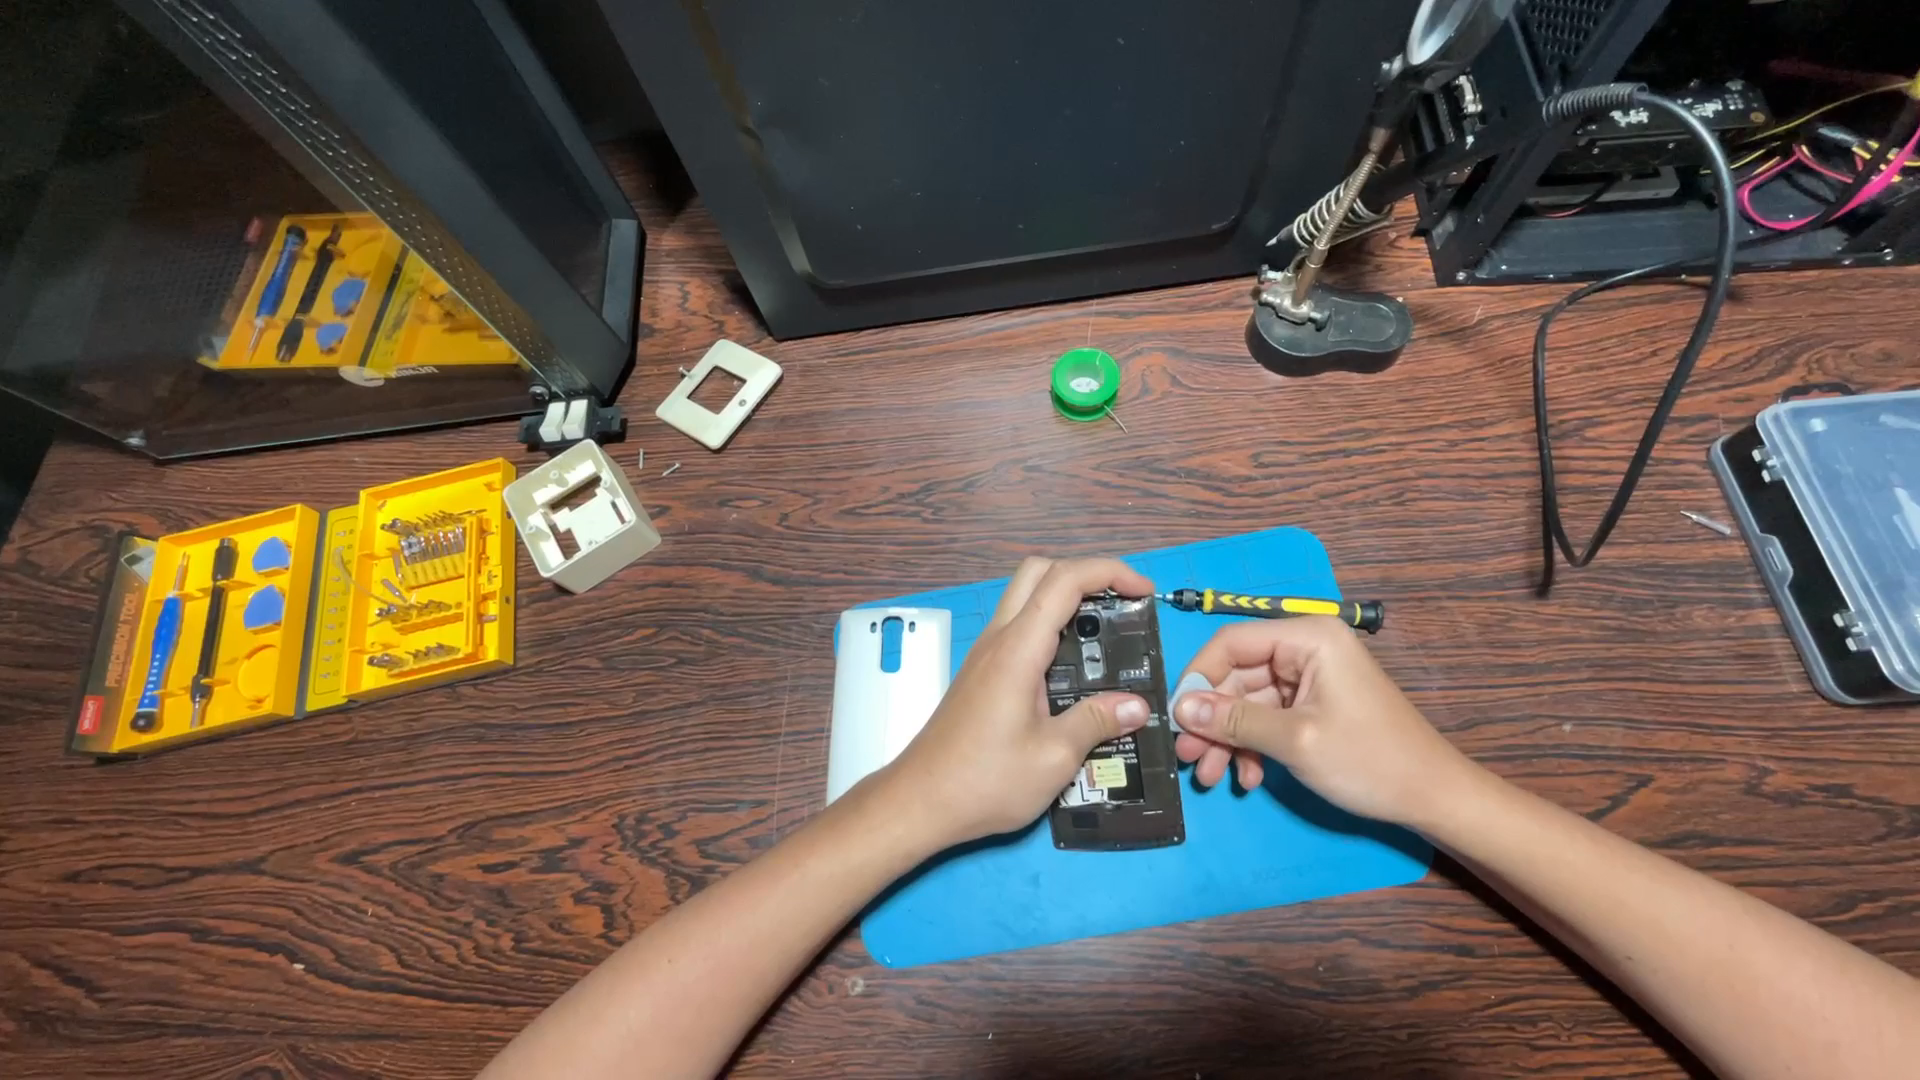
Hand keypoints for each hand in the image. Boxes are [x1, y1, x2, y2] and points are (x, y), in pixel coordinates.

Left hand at [876, 557, 1154, 848]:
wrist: (921, 801)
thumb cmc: (986, 781)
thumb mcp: (1054, 757)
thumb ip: (1096, 722)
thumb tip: (1137, 704)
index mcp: (1017, 649)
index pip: (1064, 581)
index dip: (1109, 572)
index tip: (1144, 592)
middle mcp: (998, 639)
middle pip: (1038, 572)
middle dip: (1085, 573)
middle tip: (1122, 603)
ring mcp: (986, 654)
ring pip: (1025, 597)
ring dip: (1066, 597)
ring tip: (1106, 633)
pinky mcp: (982, 672)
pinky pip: (1019, 626)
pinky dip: (1050, 624)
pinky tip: (1073, 666)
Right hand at [1172, 617, 1473, 826]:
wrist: (1435, 800)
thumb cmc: (1369, 760)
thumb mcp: (1294, 740)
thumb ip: (1234, 720)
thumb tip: (1178, 708)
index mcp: (1307, 639)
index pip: (1231, 642)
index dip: (1198, 677)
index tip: (1176, 715)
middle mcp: (1305, 650)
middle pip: (1235, 675)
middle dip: (1211, 719)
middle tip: (1188, 756)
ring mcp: (1308, 680)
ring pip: (1246, 702)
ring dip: (1227, 738)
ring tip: (1210, 775)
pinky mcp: (1311, 706)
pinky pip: (1266, 718)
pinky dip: (1251, 746)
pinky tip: (1247, 777)